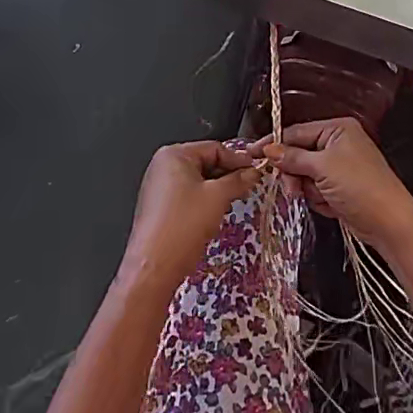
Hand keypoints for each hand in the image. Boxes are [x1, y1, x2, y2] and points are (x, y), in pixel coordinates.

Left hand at [121, 141, 264, 288]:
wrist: (155, 264)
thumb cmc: (183, 224)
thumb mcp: (217, 197)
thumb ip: (238, 180)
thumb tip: (252, 173)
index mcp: (173, 154)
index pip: (213, 148)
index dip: (238, 159)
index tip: (257, 171)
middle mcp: (162, 165)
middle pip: (205, 162)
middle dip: (228, 174)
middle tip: (249, 186)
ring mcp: (159, 185)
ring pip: (198, 179)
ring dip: (218, 188)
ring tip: (234, 200)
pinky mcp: (160, 204)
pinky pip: (188, 194)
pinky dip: (204, 199)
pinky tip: (215, 213)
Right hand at [259, 118, 412, 245]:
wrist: (391, 225)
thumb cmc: (361, 187)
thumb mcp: (322, 168)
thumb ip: (292, 157)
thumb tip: (268, 150)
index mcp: (337, 129)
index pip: (296, 132)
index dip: (273, 144)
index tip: (252, 153)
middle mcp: (337, 144)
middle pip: (298, 154)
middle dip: (294, 173)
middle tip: (293, 188)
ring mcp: (339, 166)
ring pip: (303, 173)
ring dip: (306, 188)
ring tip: (317, 198)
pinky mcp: (340, 187)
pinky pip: (314, 188)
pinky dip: (317, 197)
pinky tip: (330, 205)